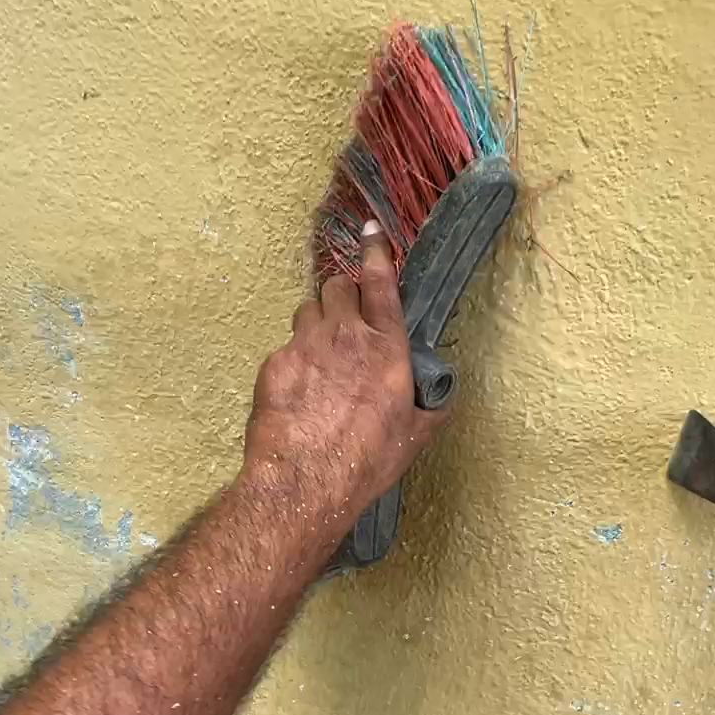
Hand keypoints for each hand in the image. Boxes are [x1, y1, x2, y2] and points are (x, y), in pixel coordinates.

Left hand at [240, 221, 444, 552]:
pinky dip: (294, 360)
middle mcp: (345, 336)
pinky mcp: (273, 364)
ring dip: (318, 324)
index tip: (371, 231)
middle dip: (342, 298)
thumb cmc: (369, 459)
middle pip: (336, 288)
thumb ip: (430, 406)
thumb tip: (440, 398)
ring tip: (322, 357)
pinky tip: (299, 392)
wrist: (305, 483)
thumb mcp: (415, 435)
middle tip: (347, 326)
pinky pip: (286, 347)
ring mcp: (304, 346)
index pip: (381, 285)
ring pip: (308, 311)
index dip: (376, 253)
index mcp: (386, 347)